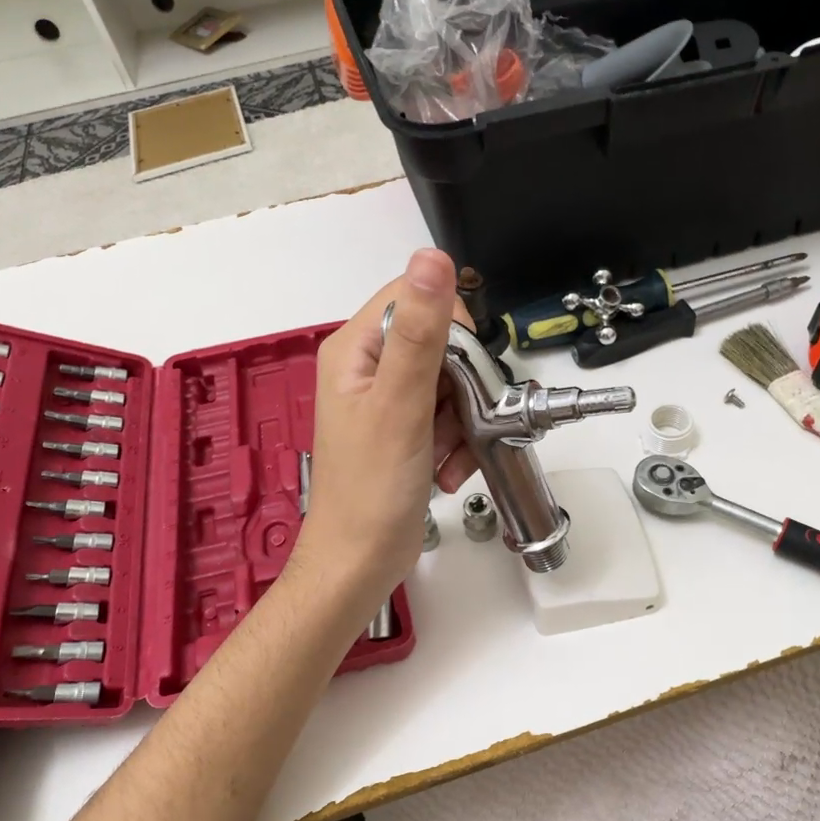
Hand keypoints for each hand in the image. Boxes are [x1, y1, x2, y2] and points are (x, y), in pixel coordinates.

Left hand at [290, 249, 478, 607]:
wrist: (360, 561)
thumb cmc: (370, 492)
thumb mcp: (400, 404)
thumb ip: (421, 333)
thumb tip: (432, 259)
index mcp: (355, 350)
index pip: (416, 299)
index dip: (451, 328)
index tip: (464, 370)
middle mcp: (368, 369)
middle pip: (440, 343)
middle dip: (463, 386)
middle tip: (460, 421)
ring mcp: (386, 403)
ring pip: (450, 383)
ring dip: (464, 421)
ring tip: (449, 455)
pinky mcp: (404, 433)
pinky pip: (447, 417)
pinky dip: (457, 442)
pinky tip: (449, 471)